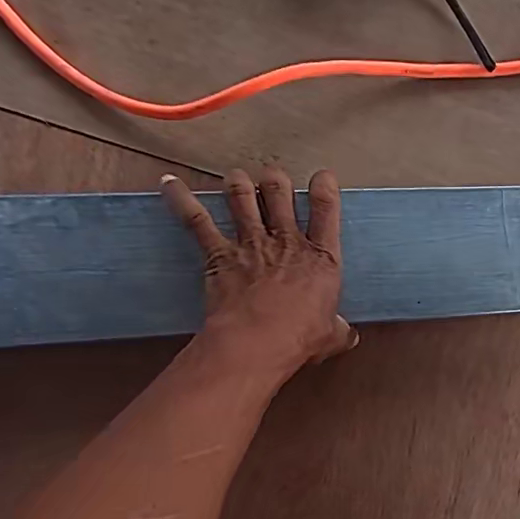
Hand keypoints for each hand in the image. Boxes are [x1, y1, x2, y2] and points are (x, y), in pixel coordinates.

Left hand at [162, 167, 356, 373]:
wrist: (259, 341)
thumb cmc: (299, 337)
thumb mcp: (333, 335)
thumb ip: (340, 329)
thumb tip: (349, 335)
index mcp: (321, 258)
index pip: (326, 210)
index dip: (324, 188)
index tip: (322, 177)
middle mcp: (286, 241)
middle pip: (279, 192)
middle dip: (275, 180)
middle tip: (273, 180)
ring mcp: (250, 244)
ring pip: (241, 196)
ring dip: (238, 183)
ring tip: (237, 178)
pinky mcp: (219, 255)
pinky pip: (195, 219)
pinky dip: (180, 199)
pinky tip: (170, 183)